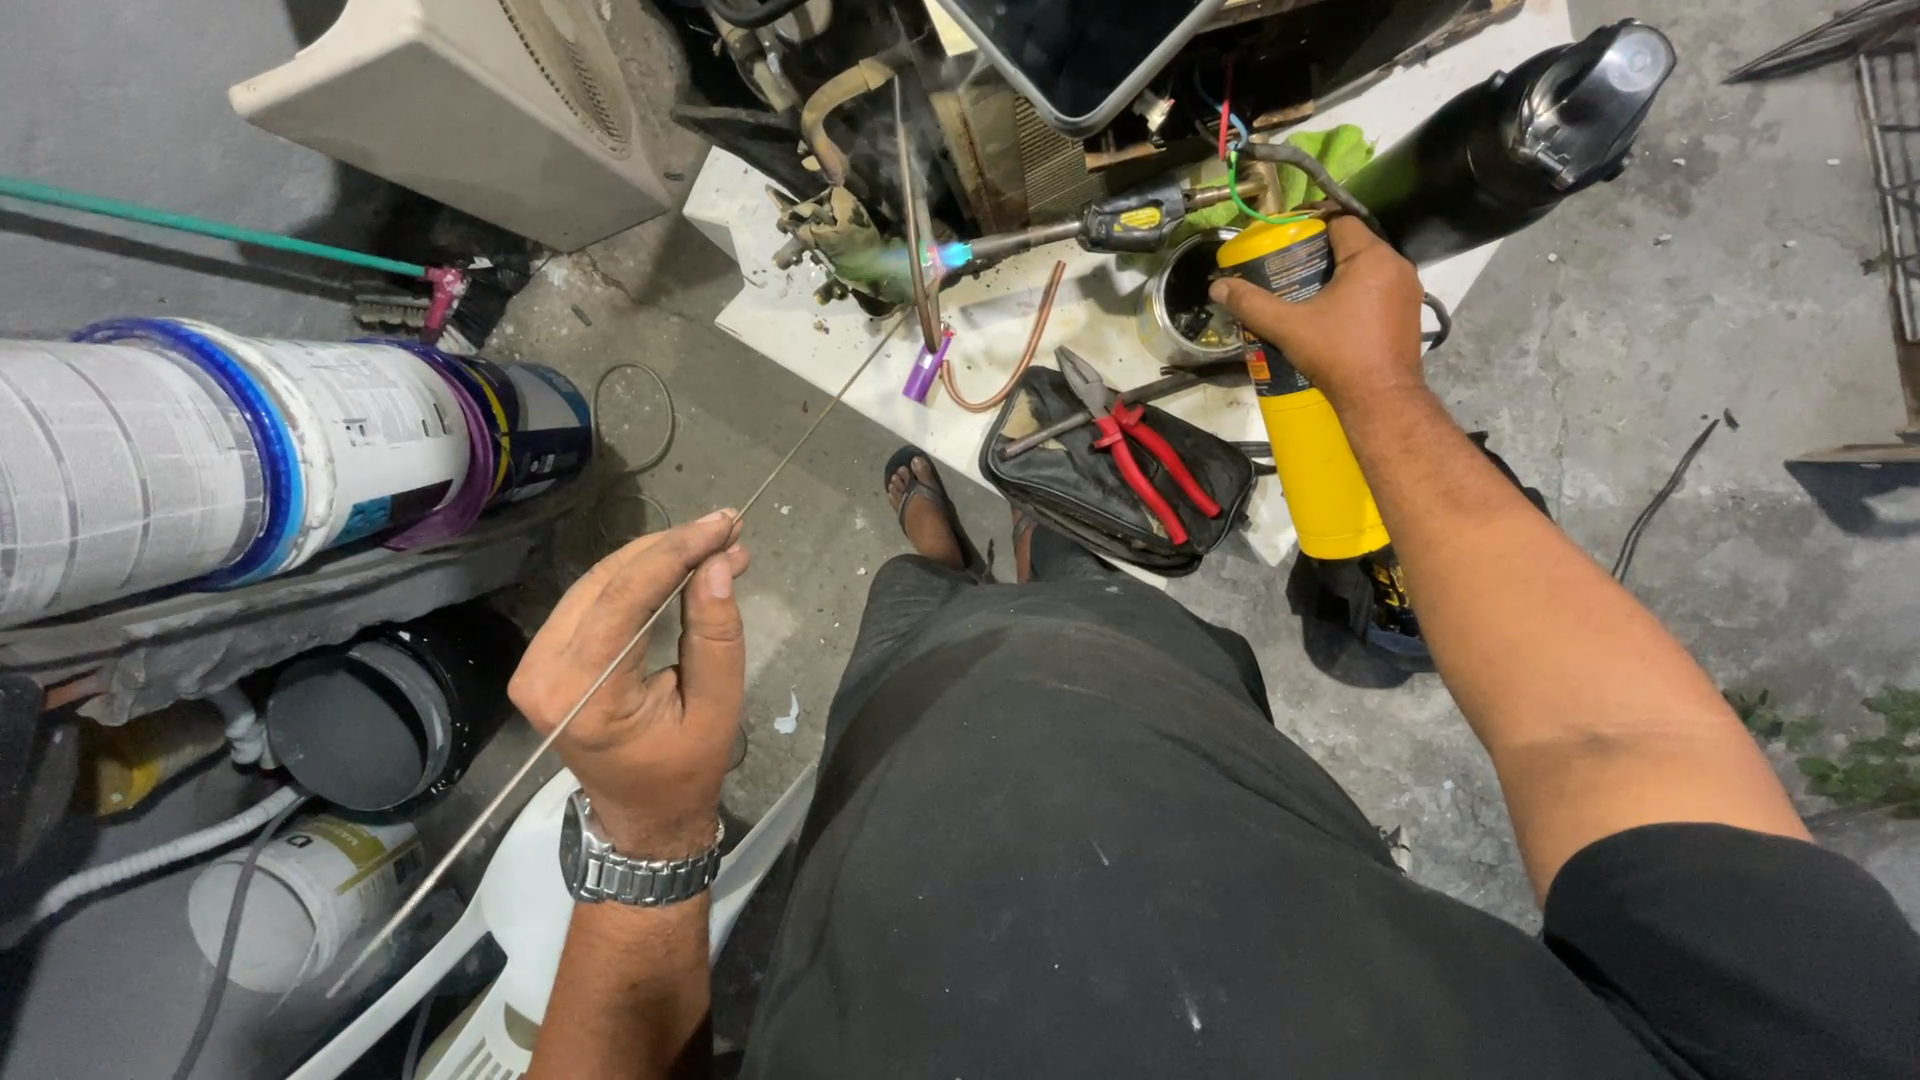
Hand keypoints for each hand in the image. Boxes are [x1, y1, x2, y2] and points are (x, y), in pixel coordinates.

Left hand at [509, 510, 749, 855]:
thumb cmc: (686, 769)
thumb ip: (716, 635)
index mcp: (584, 696)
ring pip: (597, 582)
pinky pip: (591, 599)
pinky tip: (676, 563)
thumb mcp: (717, 707)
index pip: (627, 598)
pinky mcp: (543, 659)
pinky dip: (636, 576)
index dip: (678, 552)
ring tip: (710, 541)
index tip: (724, 525)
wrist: (644, 815)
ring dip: (655, 556)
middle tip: (725, 528)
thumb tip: (719, 564)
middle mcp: (543, 673)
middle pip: (608, 581)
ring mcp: (535, 665)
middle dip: (671, 547)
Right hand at [1208, 214, 1427, 408]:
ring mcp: (1407, 292)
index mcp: (1371, 258)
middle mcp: (1397, 267)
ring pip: (1367, 269)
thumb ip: (1252, 304)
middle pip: (1354, 245)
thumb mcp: (1288, 327)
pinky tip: (1331, 314)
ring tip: (1306, 290)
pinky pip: (1377, 290)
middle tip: (1288, 265)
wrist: (1381, 399)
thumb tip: (1218, 287)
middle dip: (1321, 251)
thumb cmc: (1338, 355)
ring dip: (1338, 274)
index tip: (1287, 234)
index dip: (1313, 222)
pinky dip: (1354, 293)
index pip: (1342, 221)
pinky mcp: (1408, 315)